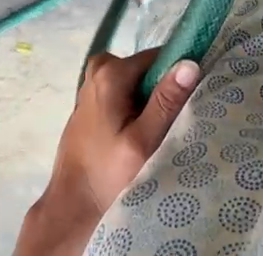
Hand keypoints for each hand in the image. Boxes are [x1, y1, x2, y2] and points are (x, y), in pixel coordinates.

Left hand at [15, 50, 199, 255]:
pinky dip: (131, 106)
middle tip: (165, 123)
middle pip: (144, 68)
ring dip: (145, 101)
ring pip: (133, 81)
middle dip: (158, 91)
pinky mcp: (90, 102)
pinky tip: (134, 133)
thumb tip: (190, 63)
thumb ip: (166, 100)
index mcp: (110, 72)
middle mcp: (98, 69)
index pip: (157, 56)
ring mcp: (91, 85)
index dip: (174, 76)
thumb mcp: (143, 140)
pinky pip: (120, 91)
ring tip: (150, 130)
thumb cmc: (107, 174)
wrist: (72, 205)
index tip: (184, 101)